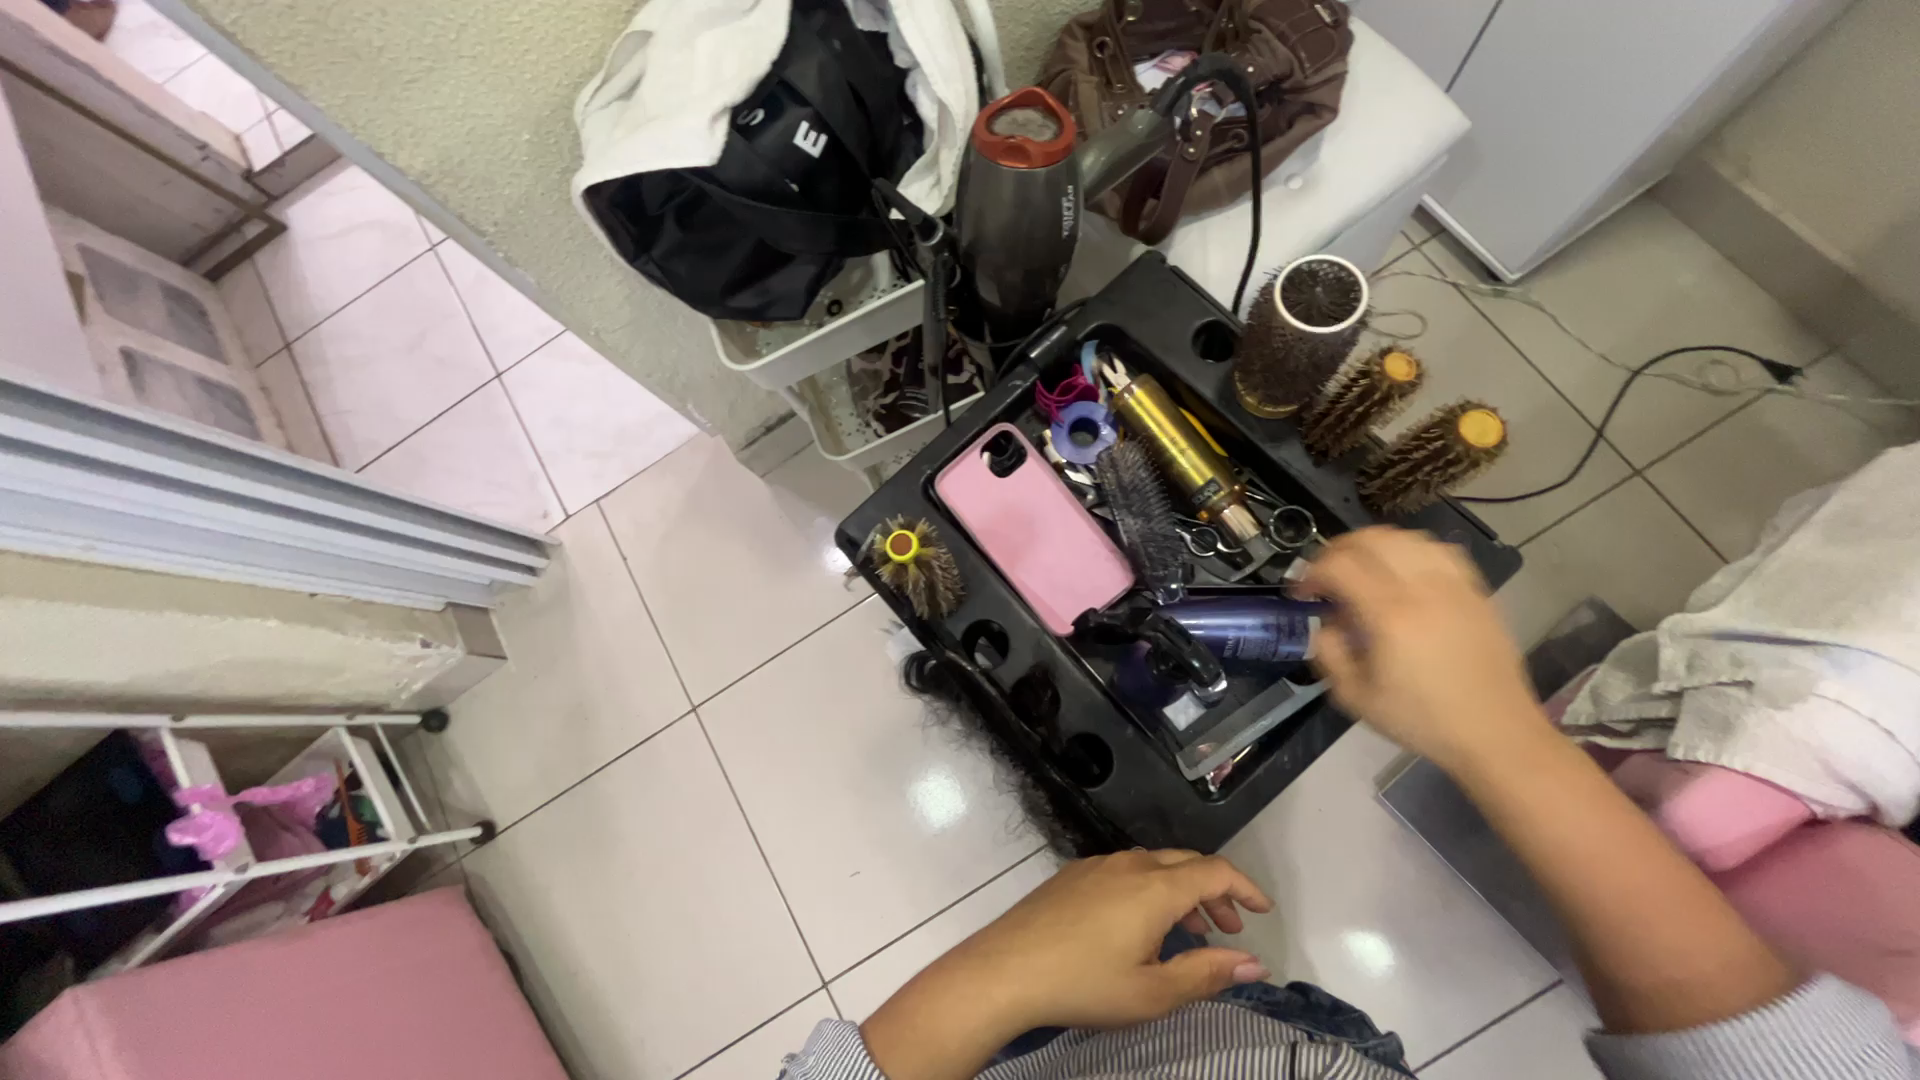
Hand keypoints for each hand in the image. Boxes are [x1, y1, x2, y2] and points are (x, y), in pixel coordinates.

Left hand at [860, 851, 1272, 1079]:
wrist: (1007, 968)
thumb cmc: (1085, 983)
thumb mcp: (1153, 991)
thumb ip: (1207, 972)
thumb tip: (1254, 962)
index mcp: (1154, 887)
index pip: (1214, 871)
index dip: (1245, 888)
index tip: (1264, 911)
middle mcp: (1128, 864)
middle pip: (1184, 863)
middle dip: (1214, 891)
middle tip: (1228, 928)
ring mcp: (1096, 865)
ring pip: (1153, 866)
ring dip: (1180, 892)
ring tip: (1188, 932)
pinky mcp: (1072, 875)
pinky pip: (1125, 872)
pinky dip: (1149, 890)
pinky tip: (1140, 927)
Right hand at [1299, 527, 1549, 774]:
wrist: (1496, 734)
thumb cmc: (1420, 719)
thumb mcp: (1354, 697)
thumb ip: (1328, 652)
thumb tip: (1326, 622)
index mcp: (1390, 616)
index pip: (1338, 566)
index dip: (1311, 573)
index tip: (1303, 595)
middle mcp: (1423, 590)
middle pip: (1370, 539)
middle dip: (1337, 551)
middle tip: (1326, 577)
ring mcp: (1455, 587)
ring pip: (1406, 538)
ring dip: (1373, 546)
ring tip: (1362, 570)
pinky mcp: (1477, 592)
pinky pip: (1440, 550)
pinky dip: (1411, 551)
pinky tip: (1403, 573)